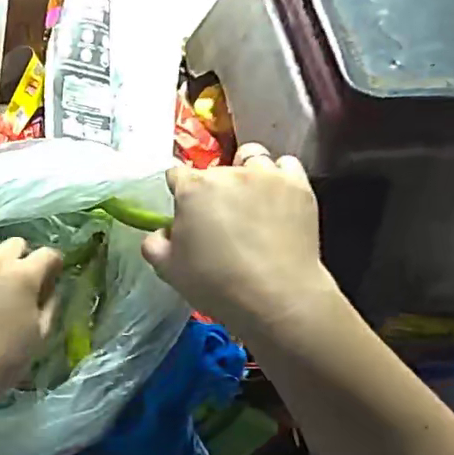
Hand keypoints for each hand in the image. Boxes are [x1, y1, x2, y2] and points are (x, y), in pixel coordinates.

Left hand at [0, 237, 61, 400]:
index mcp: (24, 275)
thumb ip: (50, 304)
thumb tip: (52, 288)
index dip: (54, 264)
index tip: (53, 277)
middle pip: (17, 244)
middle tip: (24, 279)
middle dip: (25, 256)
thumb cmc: (7, 356)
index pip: (48, 254)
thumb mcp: (41, 333)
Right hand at [140, 143, 342, 338]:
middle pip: (213, 169)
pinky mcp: (299, 186)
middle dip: (210, 188)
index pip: (176, 173)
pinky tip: (274, 197)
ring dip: (244, 172)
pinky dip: (277, 176)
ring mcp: (267, 176)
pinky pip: (285, 165)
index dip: (177, 190)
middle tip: (215, 217)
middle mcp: (229, 173)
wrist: (274, 296)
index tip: (181, 208)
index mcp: (193, 189)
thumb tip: (165, 231)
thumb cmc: (213, 282)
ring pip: (250, 158)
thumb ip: (154, 242)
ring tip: (246, 198)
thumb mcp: (166, 268)